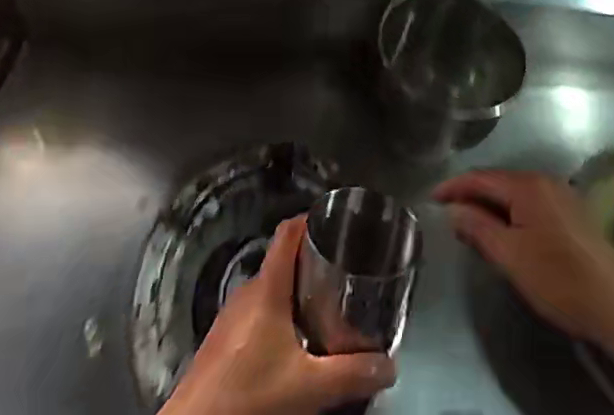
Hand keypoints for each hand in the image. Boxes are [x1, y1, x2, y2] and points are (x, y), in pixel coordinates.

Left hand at [161, 216, 396, 414]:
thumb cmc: (247, 395)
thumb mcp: (308, 386)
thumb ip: (351, 373)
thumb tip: (389, 365)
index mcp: (267, 288)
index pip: (288, 232)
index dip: (312, 218)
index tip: (337, 221)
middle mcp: (247, 292)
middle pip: (283, 259)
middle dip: (314, 260)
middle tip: (346, 270)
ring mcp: (232, 315)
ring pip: (271, 287)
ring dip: (298, 289)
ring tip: (329, 303)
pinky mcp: (224, 339)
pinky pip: (259, 310)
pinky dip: (282, 313)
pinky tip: (298, 340)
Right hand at [435, 170, 613, 414]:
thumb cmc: (558, 279)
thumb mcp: (510, 256)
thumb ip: (478, 228)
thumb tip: (453, 209)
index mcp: (528, 186)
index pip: (481, 178)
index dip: (454, 187)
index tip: (432, 198)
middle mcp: (546, 182)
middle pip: (499, 182)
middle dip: (472, 195)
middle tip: (447, 214)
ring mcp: (563, 196)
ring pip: (516, 194)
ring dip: (492, 205)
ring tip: (470, 224)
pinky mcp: (574, 214)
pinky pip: (532, 204)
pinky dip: (512, 213)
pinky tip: (505, 231)